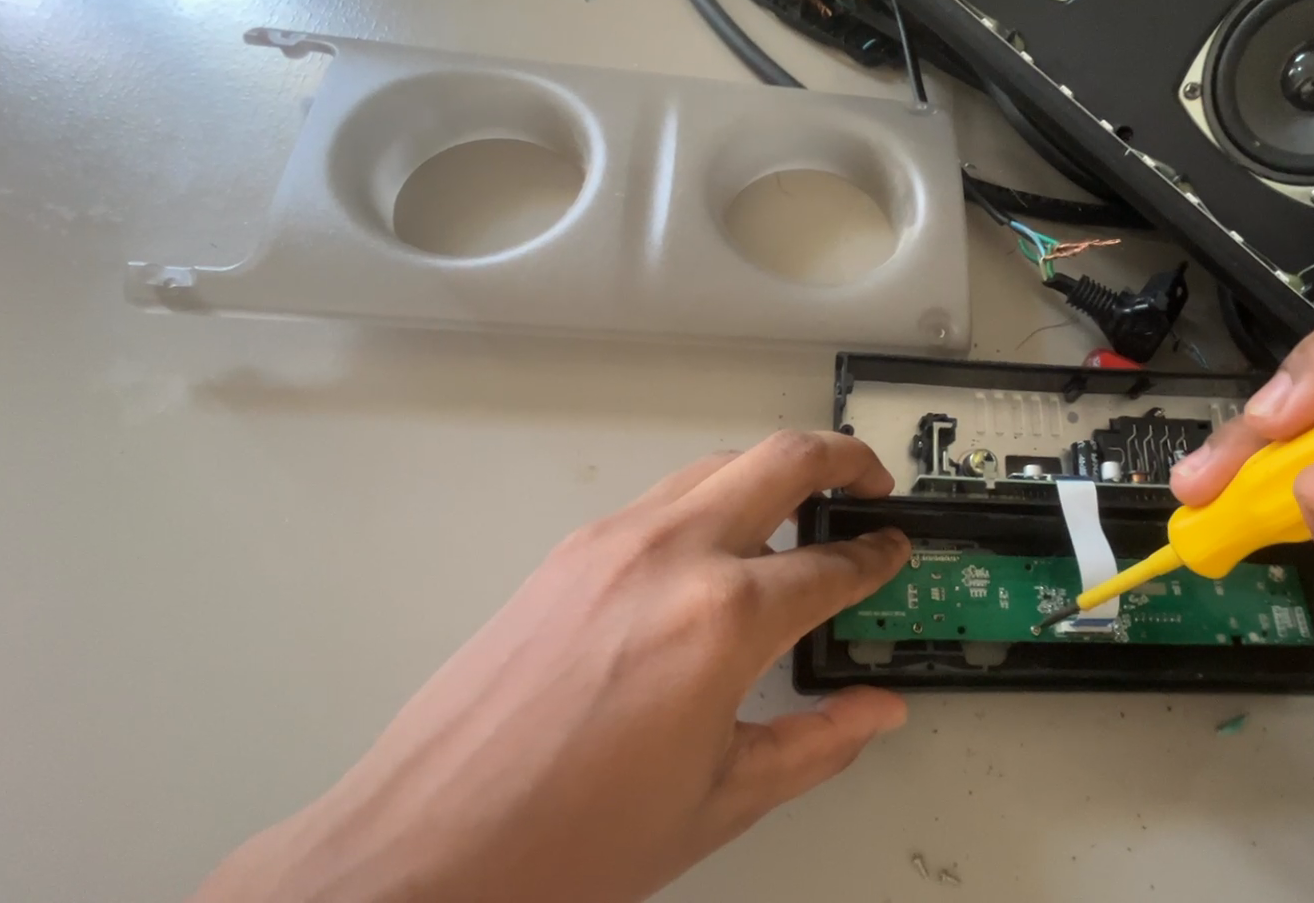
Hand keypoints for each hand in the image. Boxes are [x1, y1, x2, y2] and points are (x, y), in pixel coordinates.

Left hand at [192, 432, 912, 902]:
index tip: (895, 549)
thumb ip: (818, 743)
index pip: (831, 565)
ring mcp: (615, 539)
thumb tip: (881, 711)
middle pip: (783, 459)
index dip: (876, 557)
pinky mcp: (572, 548)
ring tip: (804, 511)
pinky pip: (668, 496)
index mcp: (724, 619)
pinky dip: (716, 498)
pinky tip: (722, 548)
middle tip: (873, 483)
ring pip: (721, 465)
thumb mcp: (721, 799)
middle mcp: (673, 552)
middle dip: (844, 458)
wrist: (418, 853)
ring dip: (775, 473)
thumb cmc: (577, 842)